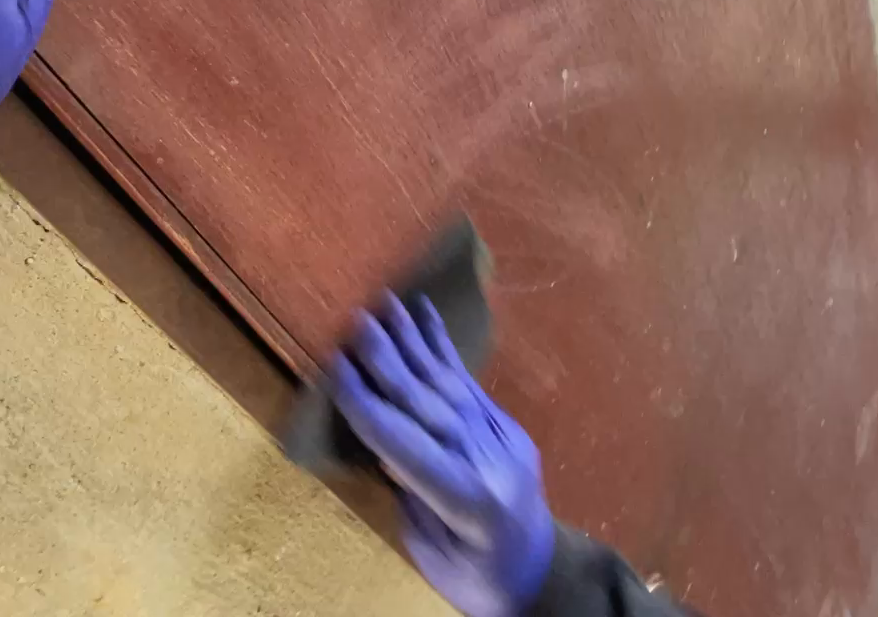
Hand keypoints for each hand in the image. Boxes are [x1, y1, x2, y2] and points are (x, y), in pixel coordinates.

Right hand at [331, 295, 555, 616]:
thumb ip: (409, 491)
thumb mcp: (431, 551)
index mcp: (467, 499)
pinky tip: (425, 311)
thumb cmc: (475, 576)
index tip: (334, 366)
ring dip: (412, 337)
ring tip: (386, 301)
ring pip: (446, 379)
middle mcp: (486, 456)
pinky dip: (442, 343)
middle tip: (357, 318)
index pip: (404, 443)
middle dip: (387, 358)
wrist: (542, 572)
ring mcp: (499, 433)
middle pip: (425, 400)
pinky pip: (466, 377)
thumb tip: (383, 438)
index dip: (366, 404)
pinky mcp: (503, 420)